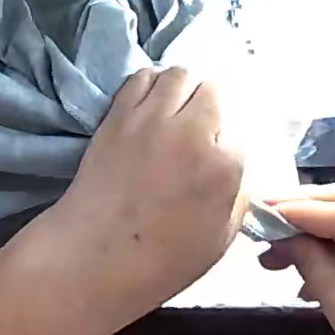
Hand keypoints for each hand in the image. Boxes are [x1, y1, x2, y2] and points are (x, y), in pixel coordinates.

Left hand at [17, 67, 244, 334]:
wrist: (96, 253)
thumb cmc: (161, 259)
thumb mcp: (221, 240)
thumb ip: (237, 198)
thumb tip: (231, 170)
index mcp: (223, 166)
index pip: (239, 132)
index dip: (227, 143)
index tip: (216, 153)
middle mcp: (191, 132)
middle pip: (211, 90)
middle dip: (210, 105)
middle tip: (199, 124)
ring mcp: (151, 119)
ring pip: (178, 74)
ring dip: (182, 88)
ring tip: (175, 107)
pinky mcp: (118, 114)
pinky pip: (140, 78)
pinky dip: (150, 83)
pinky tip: (149, 102)